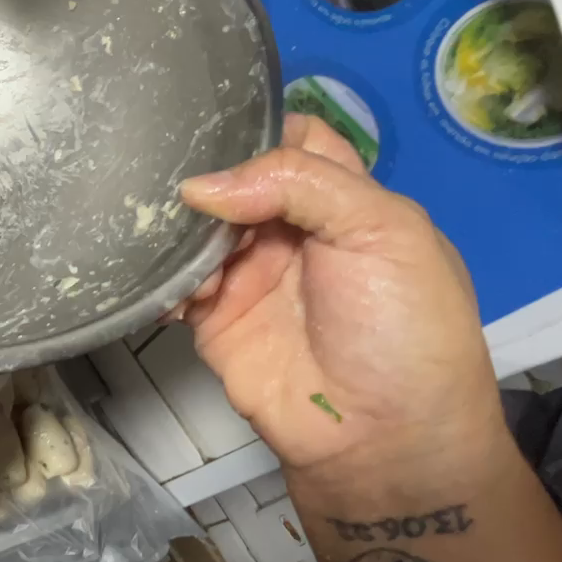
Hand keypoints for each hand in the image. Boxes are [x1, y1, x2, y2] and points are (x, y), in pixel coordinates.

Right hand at [173, 115, 505, 483]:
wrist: (378, 435)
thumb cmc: (400, 324)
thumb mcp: (379, 231)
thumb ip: (298, 185)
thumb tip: (197, 187)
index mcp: (341, 201)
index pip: (295, 143)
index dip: (259, 130)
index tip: (212, 126)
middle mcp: (288, 231)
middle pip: (231, 183)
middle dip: (201, 179)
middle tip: (161, 175)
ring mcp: (245, 274)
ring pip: (194, 231)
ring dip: (177, 233)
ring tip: (165, 239)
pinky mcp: (211, 317)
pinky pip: (173, 286)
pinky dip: (161, 282)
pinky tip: (166, 287)